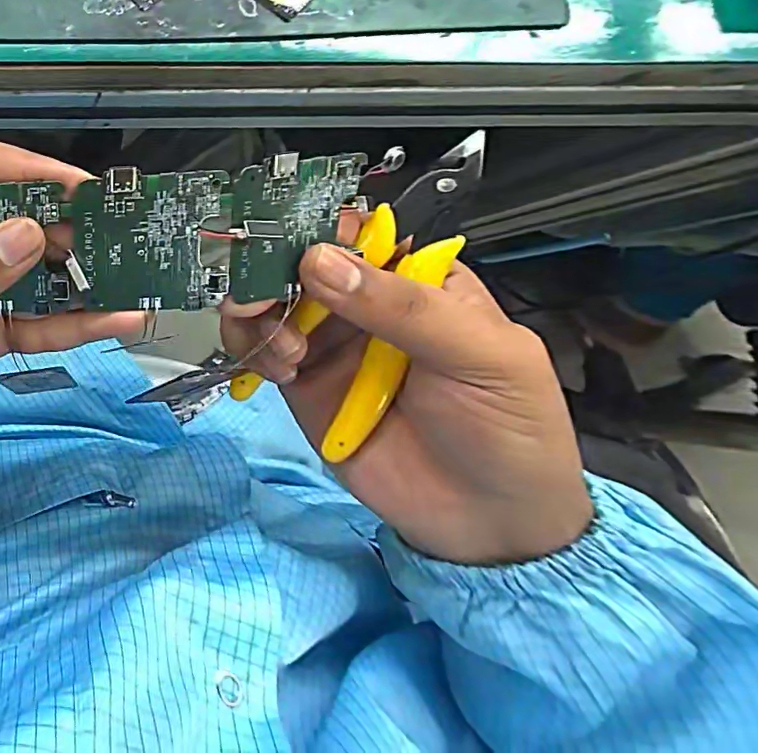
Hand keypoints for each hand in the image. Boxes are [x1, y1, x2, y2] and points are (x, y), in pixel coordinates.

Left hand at [0, 139, 144, 475]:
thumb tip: (27, 233)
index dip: (18, 167)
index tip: (69, 185)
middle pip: (9, 219)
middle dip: (61, 224)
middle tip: (115, 235)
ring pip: (31, 273)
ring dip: (77, 276)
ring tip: (132, 276)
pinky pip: (34, 324)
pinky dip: (73, 324)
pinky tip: (115, 321)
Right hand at [221, 242, 591, 564]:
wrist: (486, 527)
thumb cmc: (507, 430)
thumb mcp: (482, 357)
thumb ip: (405, 307)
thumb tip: (319, 261)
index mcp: (413, 280)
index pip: (357, 234)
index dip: (318, 230)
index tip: (288, 245)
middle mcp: (362, 301)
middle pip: (296, 261)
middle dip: (270, 271)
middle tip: (262, 298)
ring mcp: (326, 340)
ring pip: (267, 299)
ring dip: (258, 312)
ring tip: (284, 348)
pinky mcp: (299, 377)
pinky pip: (256, 345)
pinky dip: (250, 345)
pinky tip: (278, 368)